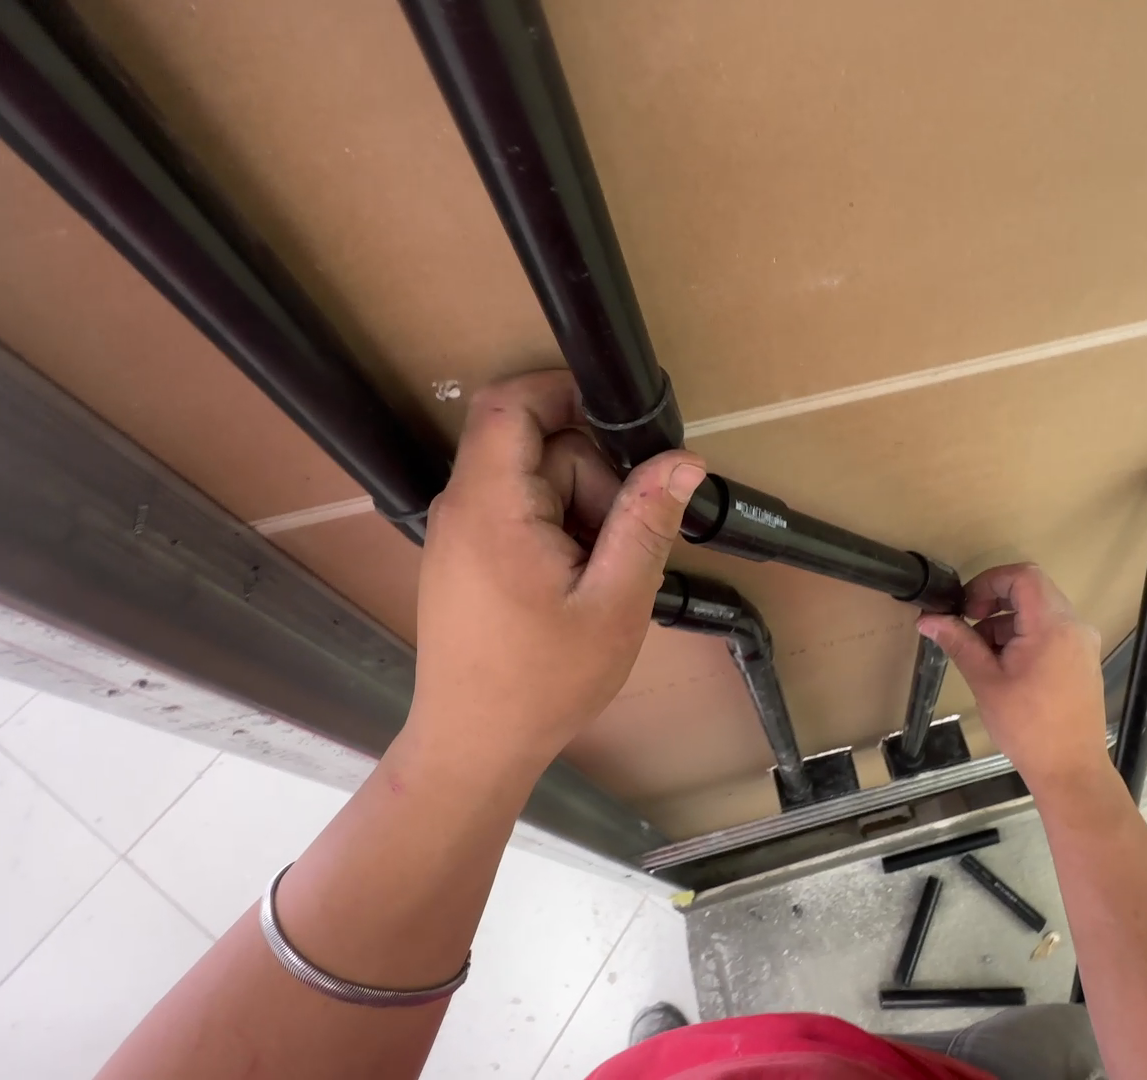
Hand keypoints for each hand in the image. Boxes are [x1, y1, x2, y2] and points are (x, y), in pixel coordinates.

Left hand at [407, 371, 706, 769]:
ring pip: (537, 483)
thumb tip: (685, 460)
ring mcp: (461, 533)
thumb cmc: (543, 681)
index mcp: (492, 507)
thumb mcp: (615, 601)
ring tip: (598, 577)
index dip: (564, 391)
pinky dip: (562, 532)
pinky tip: (578, 582)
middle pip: (539, 449)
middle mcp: (464, 507)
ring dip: (582, 513)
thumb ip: (647, 523)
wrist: (477, 744)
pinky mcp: (468, 556)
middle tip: (620, 547)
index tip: (623, 424)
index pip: (511, 404)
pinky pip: (523, 513)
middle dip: (594, 481)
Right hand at [917, 563, 1110, 790]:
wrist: (1071, 770)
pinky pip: (1050, 630)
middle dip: (994, 603)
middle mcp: (1074, 627)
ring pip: (1039, 611)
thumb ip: (958, 642)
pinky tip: (1003, 666)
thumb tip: (928, 619)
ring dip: (1006, 622)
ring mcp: (1082, 643)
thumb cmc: (1027, 727)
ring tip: (982, 654)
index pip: (1023, 576)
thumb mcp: (985, 680)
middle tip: (968, 626)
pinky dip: (1023, 636)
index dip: (989, 582)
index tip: (967, 607)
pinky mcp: (1082, 659)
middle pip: (1032, 591)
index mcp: (1053, 626)